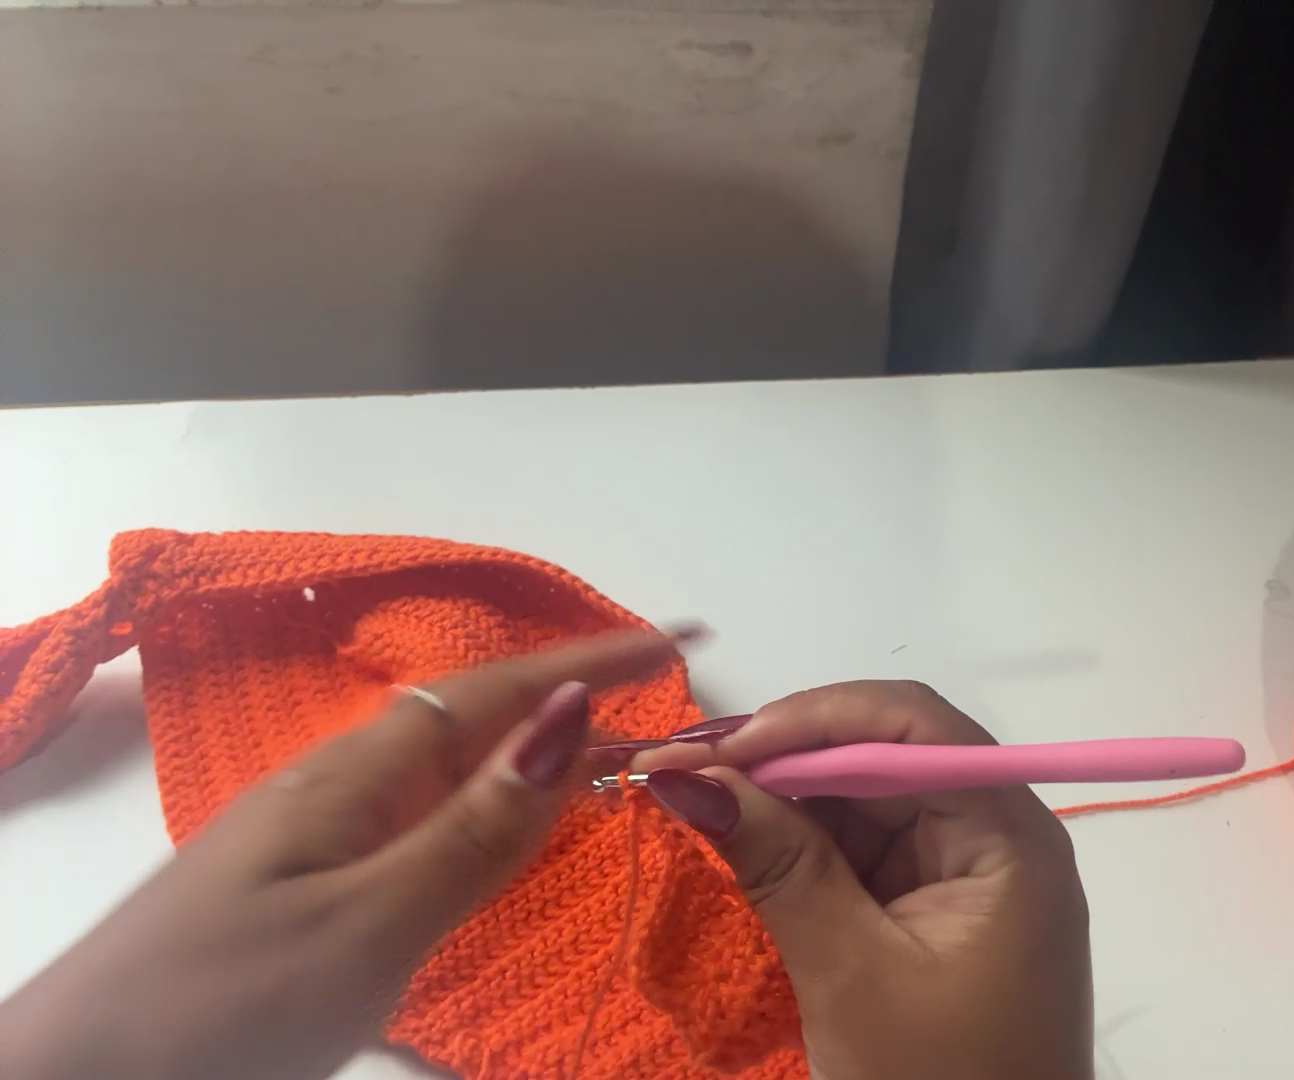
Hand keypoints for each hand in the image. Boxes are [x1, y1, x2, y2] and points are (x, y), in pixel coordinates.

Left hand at [0, 629, 695, 1079]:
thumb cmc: (210, 1017)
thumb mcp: (366, 925)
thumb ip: (480, 824)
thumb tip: (573, 715)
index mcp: (366, 768)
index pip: (508, 685)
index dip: (599, 657)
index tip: (681, 638)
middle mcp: (362, 777)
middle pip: (500, 715)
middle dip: (590, 697)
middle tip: (669, 710)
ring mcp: (348, 822)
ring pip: (481, 763)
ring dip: (559, 748)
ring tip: (627, 757)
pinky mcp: (342, 868)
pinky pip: (456, 810)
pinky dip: (519, 799)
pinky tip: (535, 816)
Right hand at [633, 680, 1093, 1079]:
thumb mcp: (853, 979)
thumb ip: (780, 867)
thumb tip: (687, 777)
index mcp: (1009, 833)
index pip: (918, 726)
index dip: (819, 717)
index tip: (727, 743)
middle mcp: (995, 826)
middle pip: (889, 750)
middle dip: (790, 751)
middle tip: (688, 760)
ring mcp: (964, 859)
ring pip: (869, 789)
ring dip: (786, 788)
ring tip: (698, 785)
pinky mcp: (934, 891)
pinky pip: (866, 837)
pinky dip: (805, 833)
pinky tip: (747, 827)